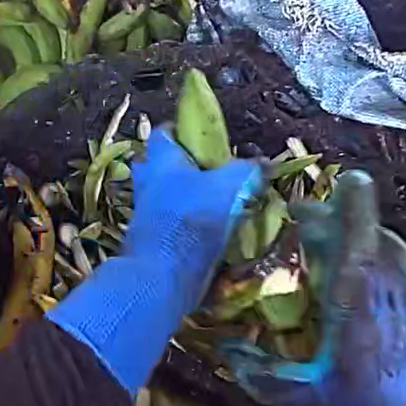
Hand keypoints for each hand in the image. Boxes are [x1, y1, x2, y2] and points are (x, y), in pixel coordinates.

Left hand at [48, 130, 262, 392]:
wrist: (163, 274)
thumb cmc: (193, 219)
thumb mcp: (231, 186)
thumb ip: (246, 170)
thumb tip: (263, 164)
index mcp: (161, 160)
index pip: (164, 133)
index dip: (180, 131)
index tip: (201, 136)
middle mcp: (147, 183)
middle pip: (157, 165)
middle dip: (179, 166)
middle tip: (206, 172)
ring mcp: (142, 213)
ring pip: (160, 196)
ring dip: (180, 198)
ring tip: (211, 204)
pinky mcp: (147, 240)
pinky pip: (165, 224)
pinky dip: (181, 224)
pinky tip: (205, 232)